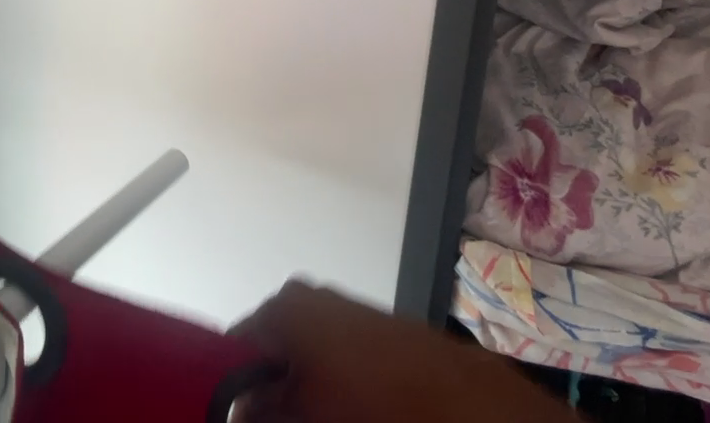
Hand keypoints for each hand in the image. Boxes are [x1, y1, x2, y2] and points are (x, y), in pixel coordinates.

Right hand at [233, 281, 570, 422]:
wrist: (480, 412)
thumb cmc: (376, 409)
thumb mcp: (302, 417)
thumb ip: (259, 413)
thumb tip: (237, 414)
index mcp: (283, 307)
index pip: (229, 349)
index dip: (230, 393)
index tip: (240, 422)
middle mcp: (309, 300)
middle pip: (269, 356)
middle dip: (271, 399)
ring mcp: (349, 314)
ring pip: (305, 362)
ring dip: (304, 399)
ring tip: (322, 421)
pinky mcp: (382, 335)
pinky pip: (340, 365)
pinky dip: (338, 394)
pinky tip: (351, 416)